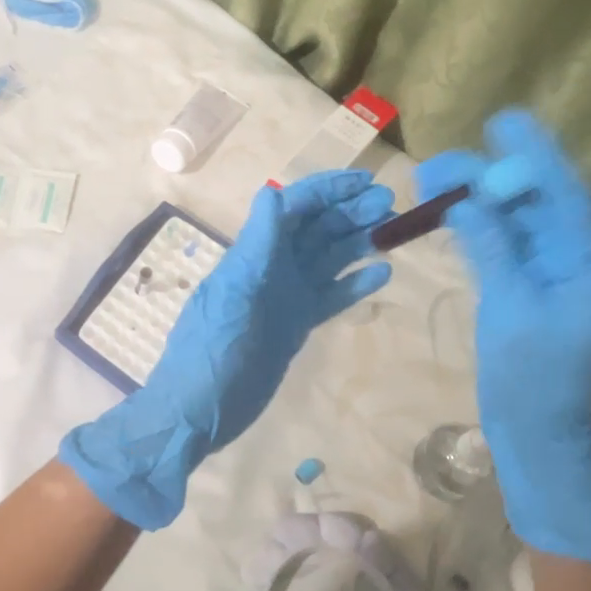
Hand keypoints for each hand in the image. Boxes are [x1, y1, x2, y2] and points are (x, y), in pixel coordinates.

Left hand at [60, 171, 394, 529]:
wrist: (197, 409)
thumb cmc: (213, 349)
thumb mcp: (235, 291)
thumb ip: (258, 244)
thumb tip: (273, 191)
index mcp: (257, 251)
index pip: (297, 206)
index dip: (330, 189)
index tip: (367, 180)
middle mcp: (274, 266)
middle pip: (318, 227)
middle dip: (351, 210)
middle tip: (390, 203)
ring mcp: (287, 295)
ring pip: (329, 256)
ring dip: (359, 240)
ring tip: (393, 229)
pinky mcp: (297, 324)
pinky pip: (331, 295)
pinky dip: (356, 283)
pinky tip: (383, 273)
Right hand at [415, 110, 590, 562]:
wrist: (535, 433)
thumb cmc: (533, 378)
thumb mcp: (512, 311)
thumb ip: (493, 250)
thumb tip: (467, 201)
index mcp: (589, 265)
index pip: (565, 197)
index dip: (536, 155)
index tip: (504, 122)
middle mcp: (574, 258)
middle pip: (534, 201)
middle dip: (489, 178)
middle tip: (439, 165)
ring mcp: (548, 270)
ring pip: (512, 218)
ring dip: (475, 198)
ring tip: (430, 180)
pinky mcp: (524, 282)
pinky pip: (501, 239)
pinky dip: (474, 223)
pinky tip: (446, 210)